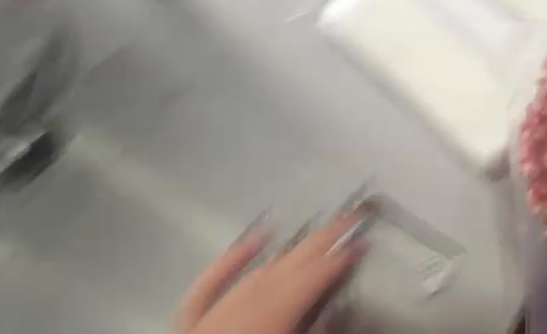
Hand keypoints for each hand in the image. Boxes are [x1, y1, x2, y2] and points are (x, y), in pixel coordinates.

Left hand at [176, 212, 368, 333]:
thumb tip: (339, 313)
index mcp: (266, 328)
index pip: (305, 285)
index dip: (334, 262)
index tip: (360, 243)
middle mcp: (233, 321)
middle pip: (281, 275)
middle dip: (316, 247)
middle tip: (347, 223)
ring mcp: (205, 325)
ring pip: (251, 279)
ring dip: (285, 258)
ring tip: (315, 240)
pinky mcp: (186, 330)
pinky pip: (206, 291)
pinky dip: (230, 262)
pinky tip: (257, 238)